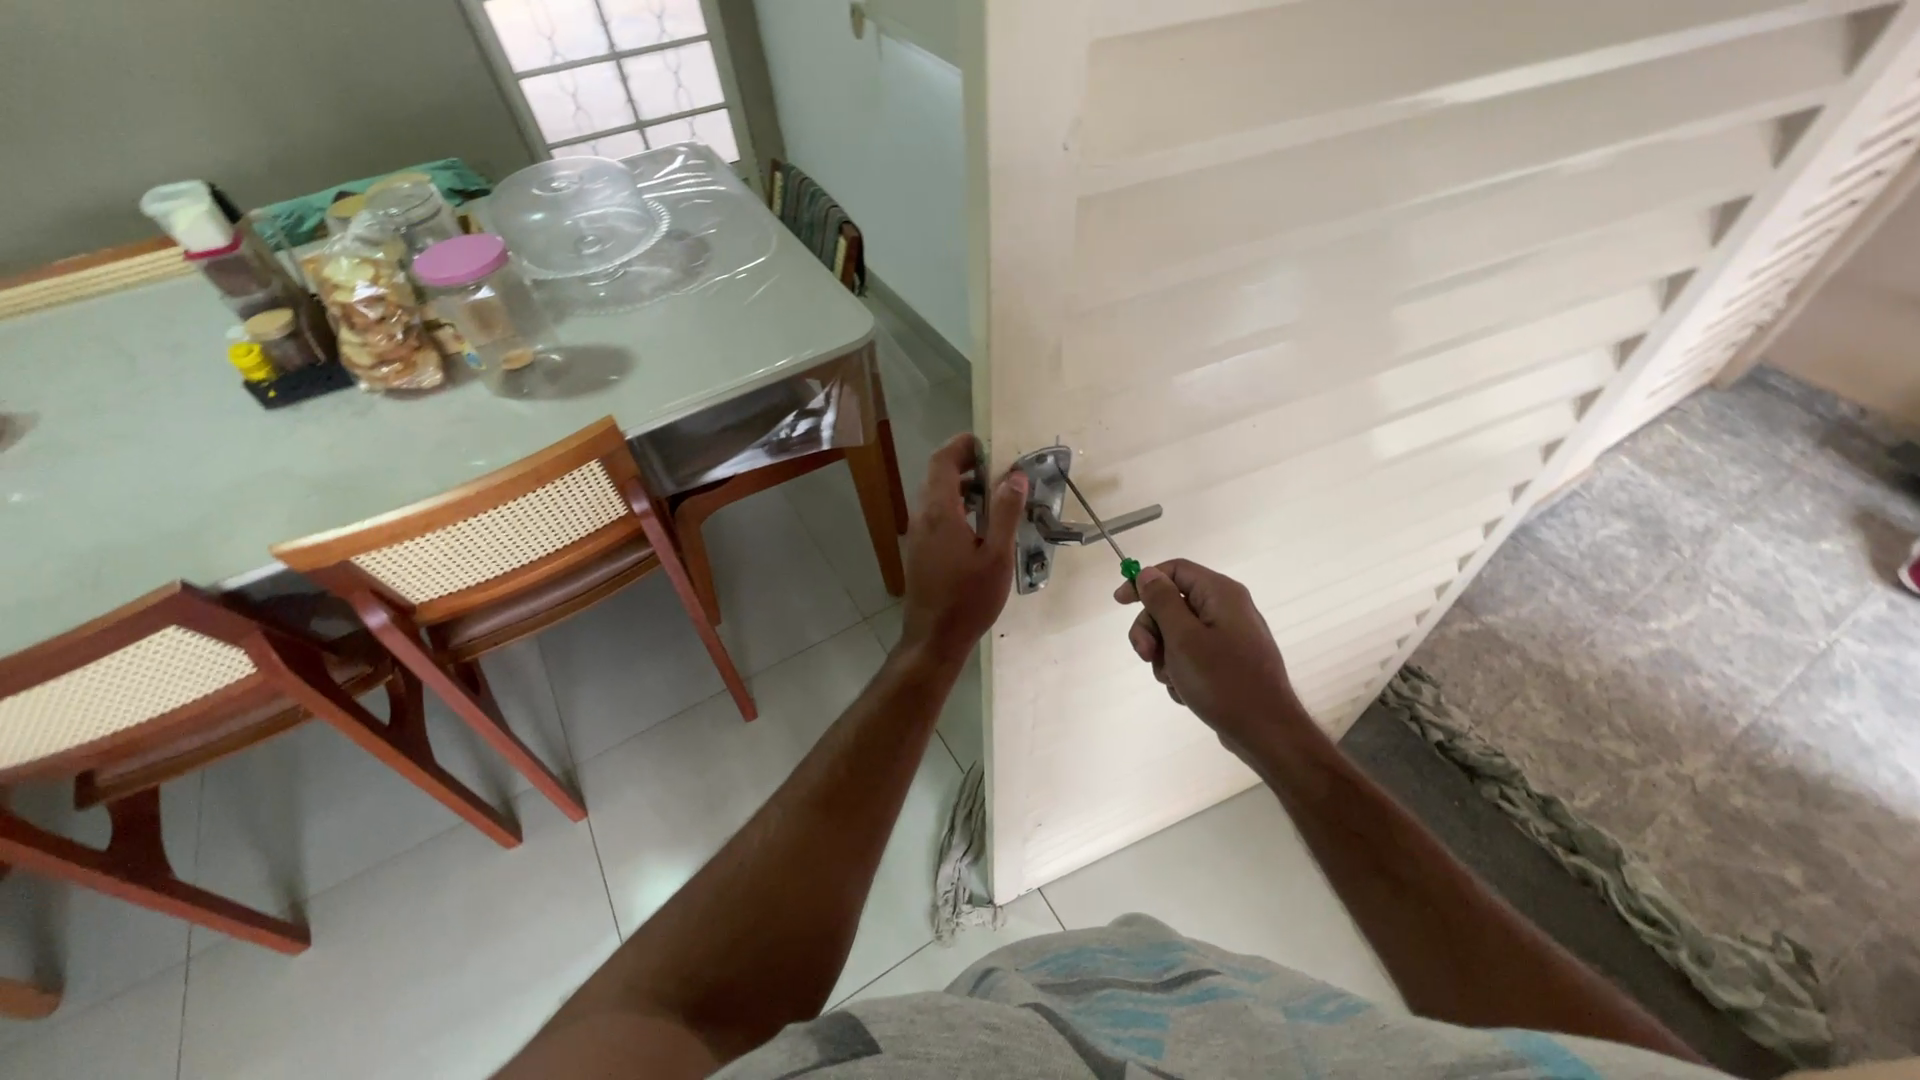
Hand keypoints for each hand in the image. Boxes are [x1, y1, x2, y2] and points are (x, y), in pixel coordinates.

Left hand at [899, 434, 1027, 663]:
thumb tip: (1015, 475)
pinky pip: (935, 516)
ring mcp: (917, 535)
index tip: (990, 444)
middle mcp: (922, 517)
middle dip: (966, 464)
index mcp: (939, 512)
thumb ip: (1005, 512)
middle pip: (937, 475)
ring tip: (995, 494)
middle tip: (1000, 468)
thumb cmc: (969, 599)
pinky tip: (979, 525)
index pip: (943, 460)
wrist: (934, 639)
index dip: (963, 445)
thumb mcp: (997, 555)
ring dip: (962, 487)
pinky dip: (955, 507)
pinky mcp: (919, 552)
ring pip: (935, 497)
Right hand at [1113, 559, 1305, 746]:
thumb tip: (1147, 573)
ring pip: (1177, 633)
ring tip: (1173, 681)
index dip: (1143, 581)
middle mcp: (1227, 608)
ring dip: (1164, 656)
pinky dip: (1180, 671)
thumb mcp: (1183, 638)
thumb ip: (1162, 601)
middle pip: (1172, 604)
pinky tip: (1186, 692)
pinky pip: (1191, 655)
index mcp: (1220, 594)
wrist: (1265, 731)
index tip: (1120, 603)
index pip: (1174, 570)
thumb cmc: (1223, 681)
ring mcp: (1228, 636)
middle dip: (1152, 630)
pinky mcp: (1227, 661)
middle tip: (1146, 655)